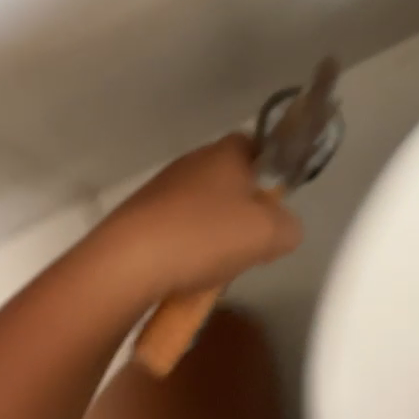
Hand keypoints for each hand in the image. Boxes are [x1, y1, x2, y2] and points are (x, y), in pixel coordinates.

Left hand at [88, 134, 303, 298]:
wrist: (129, 261)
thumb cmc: (205, 235)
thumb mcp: (269, 234)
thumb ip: (289, 226)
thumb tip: (285, 226)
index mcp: (226, 152)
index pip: (257, 146)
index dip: (270, 171)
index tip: (276, 204)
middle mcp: (194, 160)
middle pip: (231, 180)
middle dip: (243, 210)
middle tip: (252, 242)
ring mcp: (164, 186)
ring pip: (204, 206)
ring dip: (215, 232)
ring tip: (218, 265)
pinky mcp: (142, 213)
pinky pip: (177, 225)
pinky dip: (187, 246)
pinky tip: (188, 272)